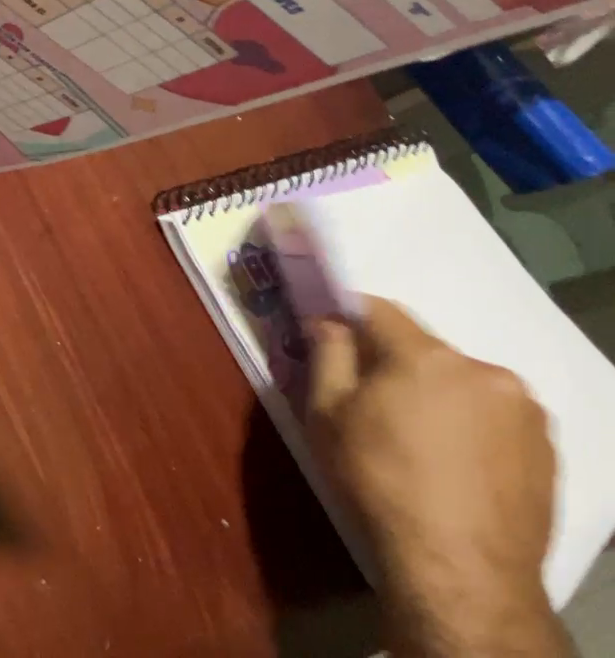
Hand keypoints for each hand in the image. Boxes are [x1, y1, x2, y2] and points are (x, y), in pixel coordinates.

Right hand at [308, 297, 569, 656]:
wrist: (459, 562)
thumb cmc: (377, 477)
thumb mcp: (327, 412)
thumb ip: (328, 356)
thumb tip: (328, 322)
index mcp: (428, 357)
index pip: (379, 308)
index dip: (344, 311)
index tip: (321, 327)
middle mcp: (486, 372)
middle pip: (424, 349)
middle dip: (391, 362)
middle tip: (363, 395)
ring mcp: (526, 412)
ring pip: (460, 383)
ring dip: (432, 393)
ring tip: (409, 434)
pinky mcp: (548, 448)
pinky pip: (492, 416)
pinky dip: (464, 423)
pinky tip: (446, 459)